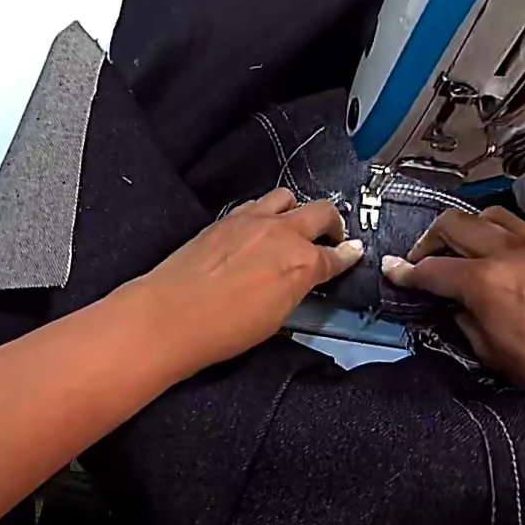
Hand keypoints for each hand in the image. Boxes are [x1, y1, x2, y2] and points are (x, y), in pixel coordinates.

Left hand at [129, 188, 363, 373]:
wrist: (172, 314)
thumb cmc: (226, 328)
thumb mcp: (277, 317)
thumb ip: (298, 287)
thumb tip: (307, 276)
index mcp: (302, 262)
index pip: (336, 255)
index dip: (347, 256)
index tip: (352, 253)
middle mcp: (283, 232)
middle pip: (321, 212)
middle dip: (332, 223)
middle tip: (330, 237)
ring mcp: (253, 219)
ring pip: (288, 197)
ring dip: (297, 210)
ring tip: (292, 227)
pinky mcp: (227, 218)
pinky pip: (257, 204)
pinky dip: (266, 212)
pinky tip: (258, 230)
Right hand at [382, 207, 524, 435]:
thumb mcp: (496, 358)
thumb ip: (467, 322)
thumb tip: (454, 304)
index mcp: (488, 284)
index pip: (434, 269)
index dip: (407, 272)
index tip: (392, 271)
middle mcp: (510, 253)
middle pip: (455, 224)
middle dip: (429, 240)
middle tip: (421, 262)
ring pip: (487, 216)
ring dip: (463, 229)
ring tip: (456, 253)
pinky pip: (515, 228)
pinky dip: (493, 235)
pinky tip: (492, 257)